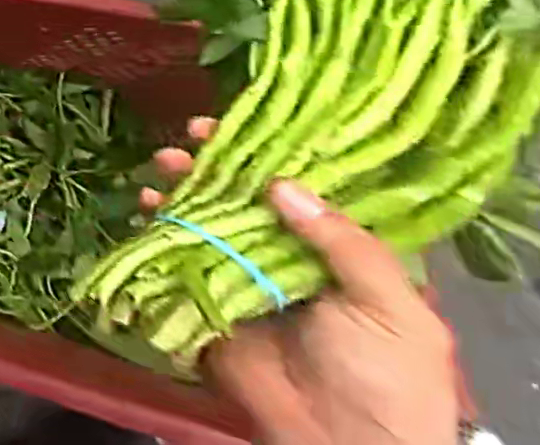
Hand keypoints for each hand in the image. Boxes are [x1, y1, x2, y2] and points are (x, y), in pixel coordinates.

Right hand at [146, 124, 458, 444]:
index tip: (241, 125)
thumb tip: (279, 184)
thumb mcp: (394, 311)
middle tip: (192, 136)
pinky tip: (145, 203)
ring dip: (180, 183)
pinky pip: (172, 245)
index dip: (271, 154)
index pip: (301, 189)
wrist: (340, 440)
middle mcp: (282, 249)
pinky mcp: (200, 285)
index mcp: (335, 252)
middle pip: (243, 193)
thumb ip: (347, 247)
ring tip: (164, 163)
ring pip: (203, 211)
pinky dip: (154, 220)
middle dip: (215, 161)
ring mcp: (238, 266)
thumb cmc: (385, 375)